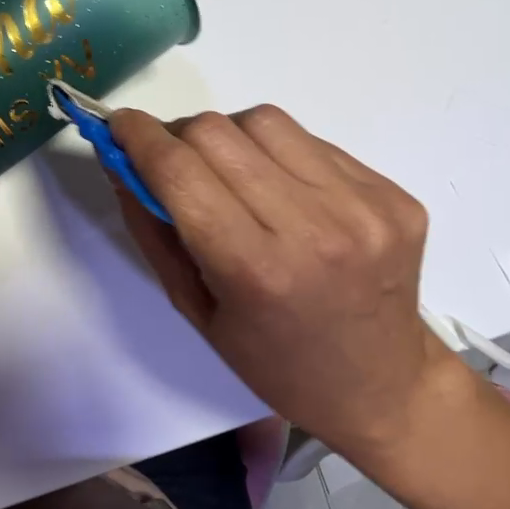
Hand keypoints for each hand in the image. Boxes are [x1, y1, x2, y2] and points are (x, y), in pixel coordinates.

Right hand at [109, 105, 449, 458]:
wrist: (382, 386)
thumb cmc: (271, 360)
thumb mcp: (193, 306)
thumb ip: (151, 227)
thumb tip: (118, 158)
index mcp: (256, 270)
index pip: (179, 171)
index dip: (138, 137)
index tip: (118, 125)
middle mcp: (314, 229)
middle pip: (216, 132)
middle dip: (179, 138)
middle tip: (174, 163)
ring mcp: (361, 207)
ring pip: (263, 121)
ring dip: (229, 138)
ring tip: (233, 177)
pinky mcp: (391, 194)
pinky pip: (309, 141)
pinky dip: (277, 154)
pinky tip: (282, 193)